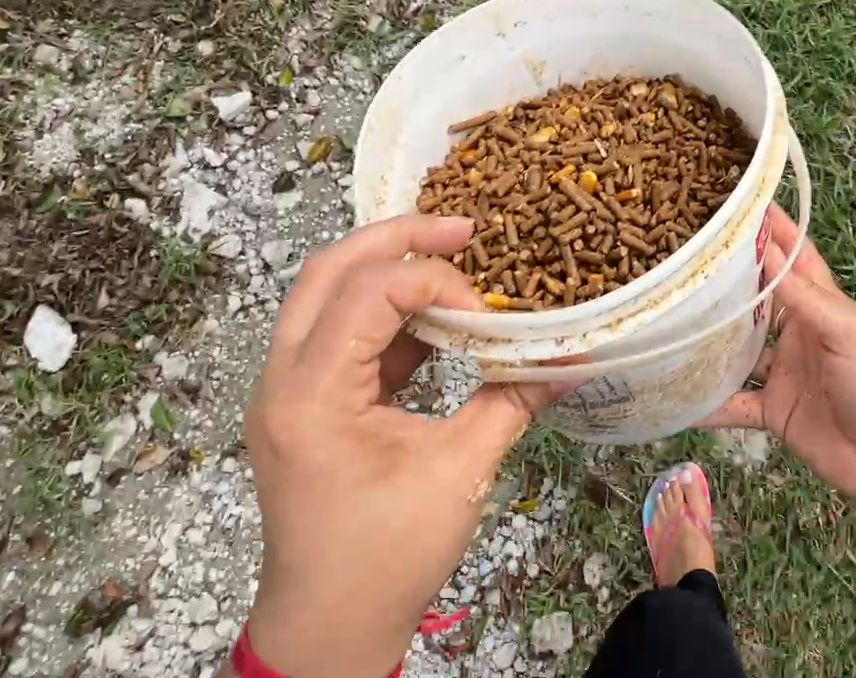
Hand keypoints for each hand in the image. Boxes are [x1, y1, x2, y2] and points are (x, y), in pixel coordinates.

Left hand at [242, 216, 565, 677]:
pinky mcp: (307, 401)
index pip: (369, 292)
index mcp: (311, 394)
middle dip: (400, 237)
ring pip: (326, 292)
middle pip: (328, 269)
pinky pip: (342, 330)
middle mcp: (283, 378)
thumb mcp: (460, 472)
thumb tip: (572, 361)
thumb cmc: (386, 556)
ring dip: (390, 268)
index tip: (489, 316)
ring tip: (453, 259)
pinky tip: (440, 318)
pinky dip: (391, 312)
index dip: (437, 284)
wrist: (327, 627)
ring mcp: (287, 389)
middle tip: (464, 229)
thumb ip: (513, 402)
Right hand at [698, 206, 855, 504]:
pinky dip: (707, 404)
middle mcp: (799, 333)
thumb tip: (765, 252)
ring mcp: (786, 373)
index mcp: (824, 306)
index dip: (773, 230)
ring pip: (738, 351)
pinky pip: (734, 404)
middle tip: (681, 261)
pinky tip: (673, 398)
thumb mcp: (848, 333)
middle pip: (756, 301)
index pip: (795, 258)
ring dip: (708, 341)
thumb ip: (805, 299)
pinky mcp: (775, 413)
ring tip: (664, 323)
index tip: (739, 203)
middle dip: (725, 282)